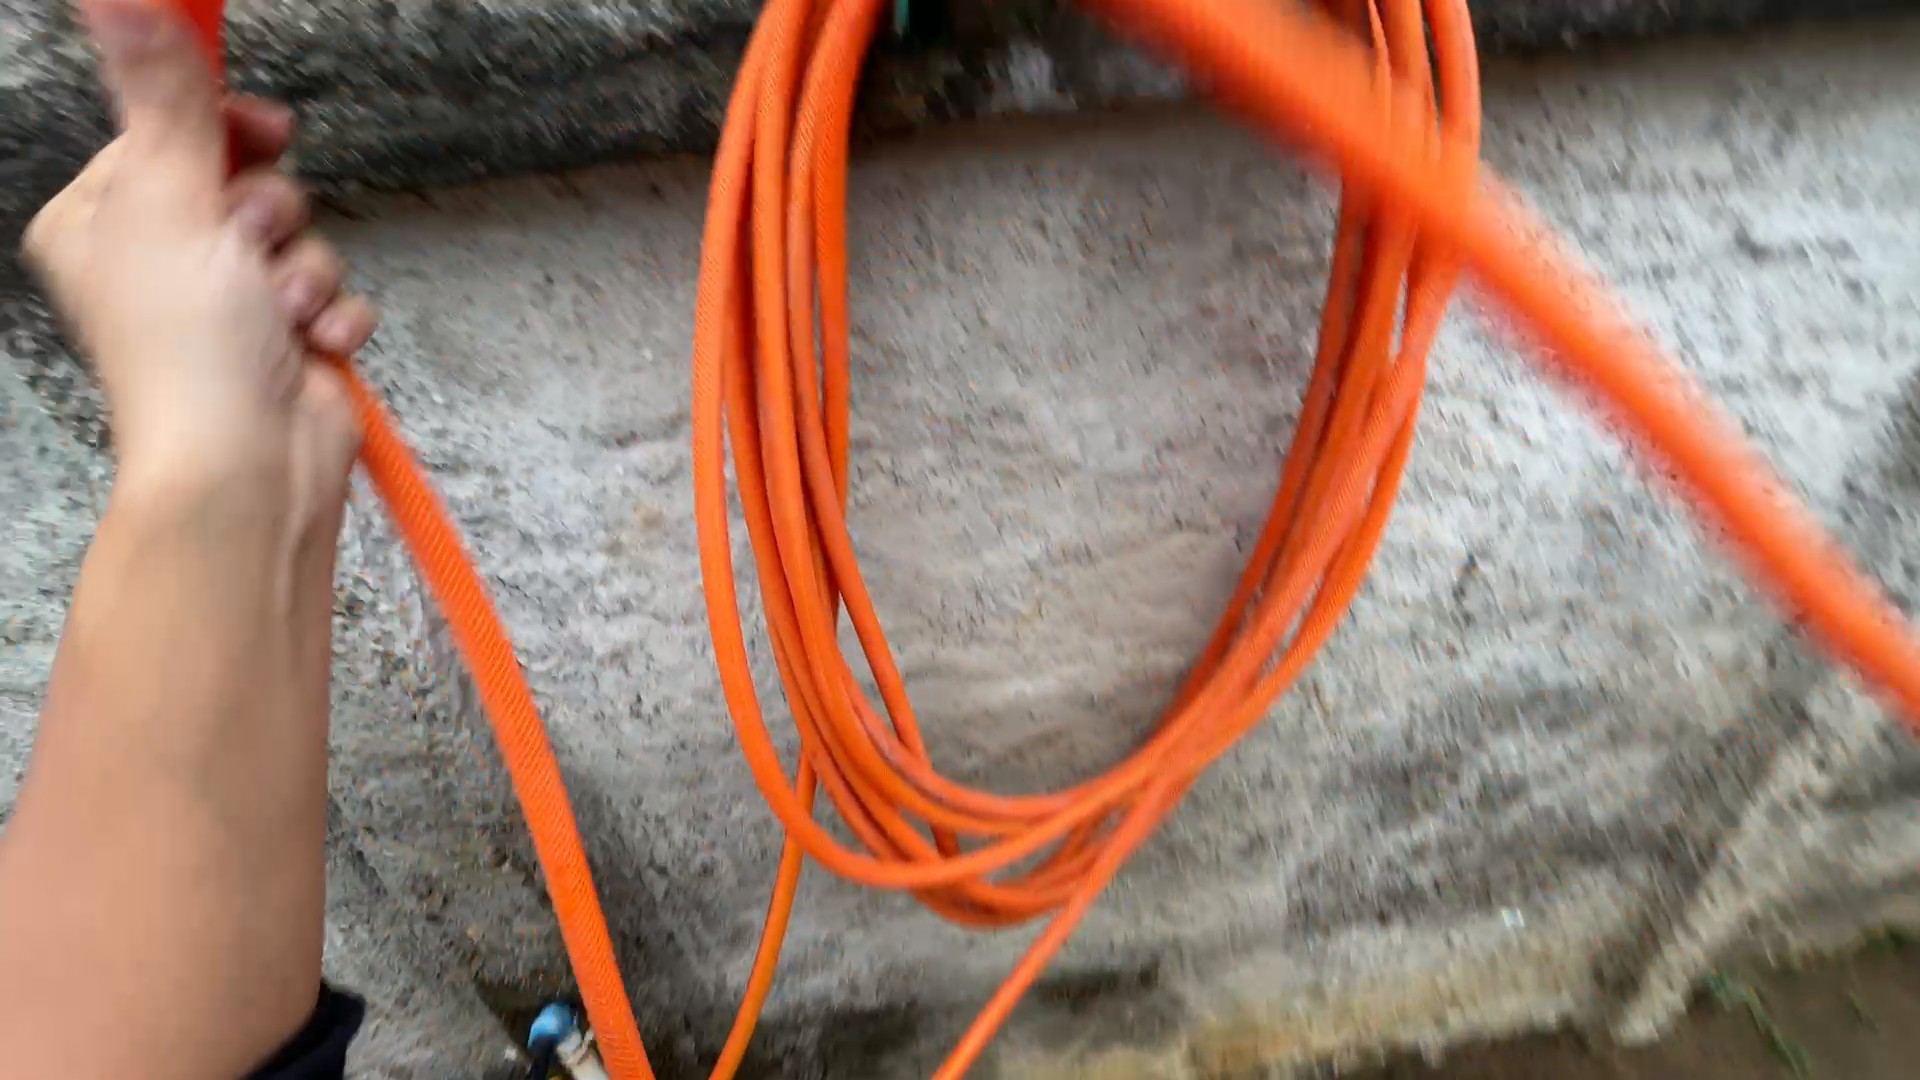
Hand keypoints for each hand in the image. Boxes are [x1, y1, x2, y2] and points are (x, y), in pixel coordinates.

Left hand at [21, 0, 375, 512]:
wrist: (254, 452)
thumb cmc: (192, 344)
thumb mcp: (172, 206)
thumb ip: (167, 106)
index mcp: (114, 217)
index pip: (176, 140)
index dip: (226, 129)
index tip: (267, 127)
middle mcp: (180, 255)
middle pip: (258, 191)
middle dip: (276, 220)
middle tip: (254, 241)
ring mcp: (246, 301)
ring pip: (311, 248)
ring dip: (311, 277)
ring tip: (287, 312)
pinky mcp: (302, 337)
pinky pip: (344, 301)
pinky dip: (339, 320)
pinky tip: (317, 343)